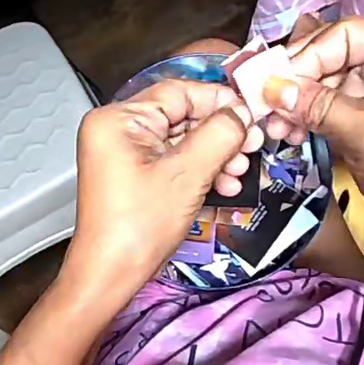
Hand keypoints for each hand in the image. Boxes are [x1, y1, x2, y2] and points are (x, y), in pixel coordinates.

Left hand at [69, 80, 262, 286]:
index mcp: (117, 119)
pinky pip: (170, 159)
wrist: (110, 272)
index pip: (177, 92)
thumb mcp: (187, 174)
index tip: (252, 112)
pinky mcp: (130, 173)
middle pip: (180, 115)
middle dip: (220, 132)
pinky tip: (225, 184)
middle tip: (253, 145)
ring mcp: (120, 152)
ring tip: (240, 172)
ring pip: (179, 139)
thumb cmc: (138, 225)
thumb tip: (241, 113)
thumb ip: (219, 134)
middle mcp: (114, 129)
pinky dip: (198, 169)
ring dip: (215, 153)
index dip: (219, 100)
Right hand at [259, 17, 363, 228]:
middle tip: (265, 102)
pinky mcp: (357, 104)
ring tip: (275, 125)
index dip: (310, 54)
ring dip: (292, 100)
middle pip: (330, 52)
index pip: (350, 34)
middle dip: (296, 78)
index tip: (278, 82)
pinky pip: (319, 98)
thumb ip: (320, 108)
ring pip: (319, 76)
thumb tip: (271, 88)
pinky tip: (287, 130)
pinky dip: (299, 113)